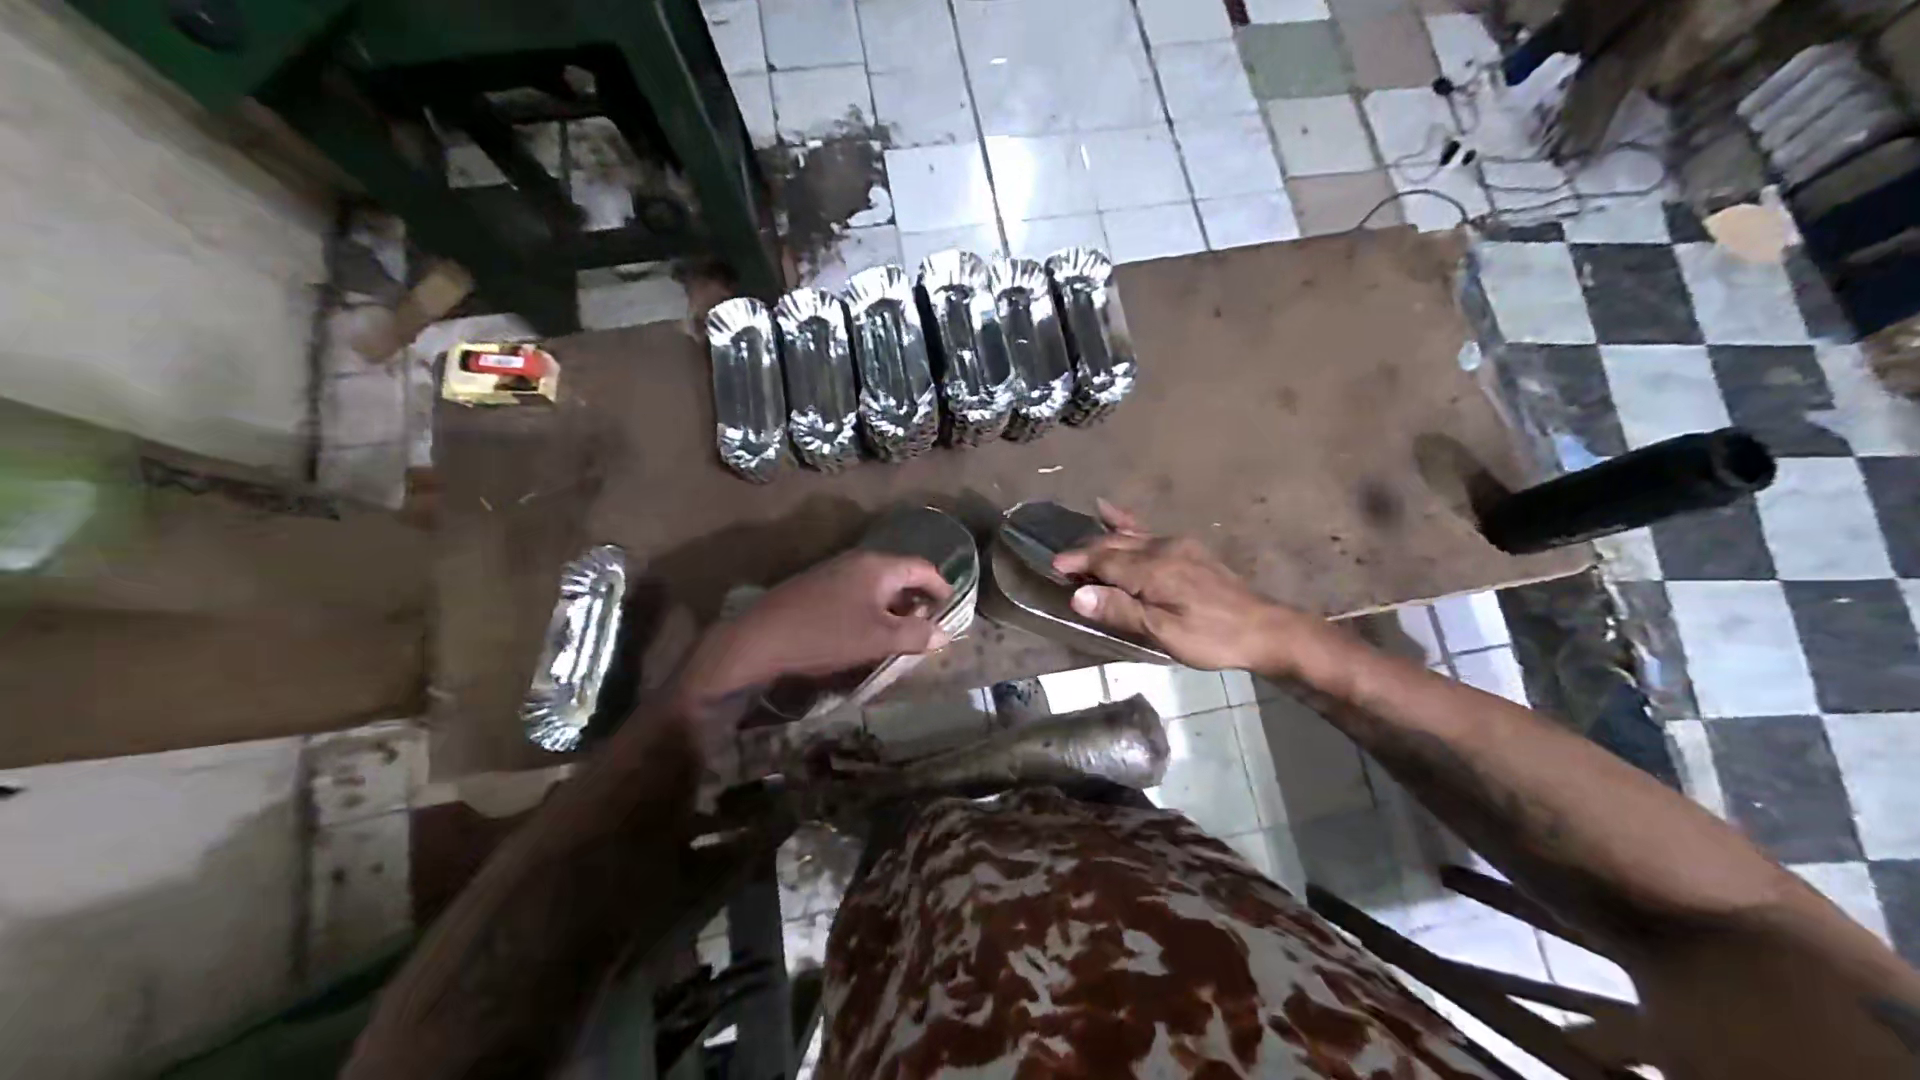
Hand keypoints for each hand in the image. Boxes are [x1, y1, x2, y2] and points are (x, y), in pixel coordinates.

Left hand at [672, 550, 952, 706]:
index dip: (941, 588)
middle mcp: (859, 560)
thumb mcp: (878, 639)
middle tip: (927, 626)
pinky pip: (859, 590)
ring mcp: (836, 570)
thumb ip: (915, 634)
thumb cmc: (827, 635)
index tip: (951, 609)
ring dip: (895, 605)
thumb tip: (943, 634)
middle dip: (918, 599)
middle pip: (901, 574)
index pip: (923, 568)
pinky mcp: (818, 585)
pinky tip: (867, 631)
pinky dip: (874, 607)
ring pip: (879, 584)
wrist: (761, 638)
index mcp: (879, 566)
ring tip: (900, 633)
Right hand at [1053, 501, 1308, 672]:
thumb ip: (1121, 611)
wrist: (1265, 629)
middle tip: (1063, 564)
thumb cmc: (1212, 637)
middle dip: (1086, 551)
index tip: (1054, 567)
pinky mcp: (1189, 550)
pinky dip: (1126, 523)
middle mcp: (1162, 549)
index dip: (1077, 563)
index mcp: (1153, 570)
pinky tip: (1112, 511)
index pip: (1104, 560)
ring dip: (1103, 540)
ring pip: (1130, 536)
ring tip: (1081, 541)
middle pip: (1114, 544)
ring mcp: (1178, 546)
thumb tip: (1078, 595)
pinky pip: (1148, 532)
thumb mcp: (1165, 632)